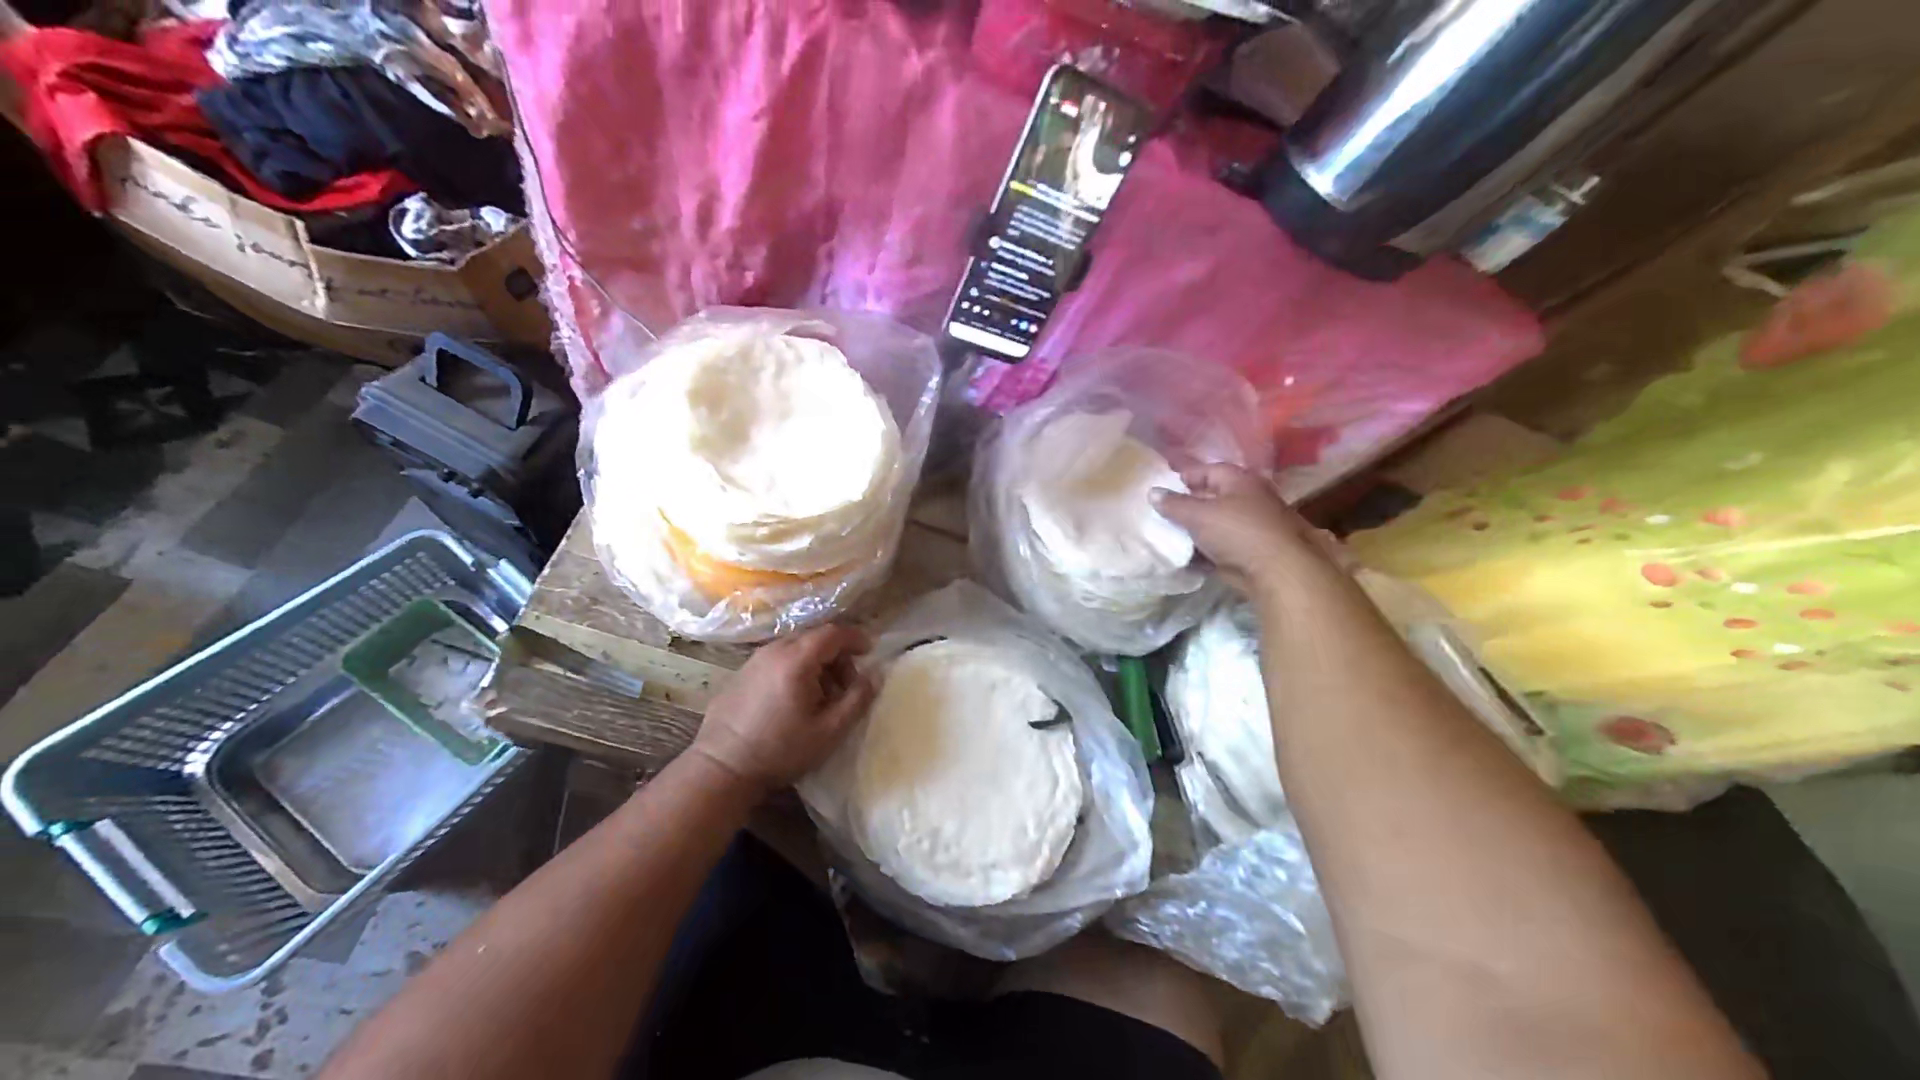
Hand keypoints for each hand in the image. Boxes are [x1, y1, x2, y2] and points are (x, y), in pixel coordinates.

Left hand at [688, 623, 875, 794]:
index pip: (833, 632)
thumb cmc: (780, 750)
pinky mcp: (740, 674)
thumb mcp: (829, 731)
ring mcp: (753, 661)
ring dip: (815, 663)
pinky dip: (794, 668)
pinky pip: (776, 659)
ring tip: (821, 696)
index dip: (855, 638)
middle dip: (837, 654)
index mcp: (797, 660)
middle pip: (814, 637)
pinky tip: (794, 699)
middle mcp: (774, 651)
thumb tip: (874, 676)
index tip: (869, 652)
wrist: (721, 767)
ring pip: (794, 648)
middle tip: (847, 683)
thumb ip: (857, 700)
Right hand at [1151, 463, 1345, 594]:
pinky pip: (1222, 547)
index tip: (1165, 486)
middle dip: (1189, 505)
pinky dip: (1205, 551)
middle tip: (1164, 513)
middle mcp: (1250, 499)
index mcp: (1241, 481)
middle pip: (1213, 498)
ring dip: (1195, 531)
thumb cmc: (1237, 531)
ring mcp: (1253, 527)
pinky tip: (1187, 558)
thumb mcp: (1198, 514)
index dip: (1186, 476)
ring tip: (1170, 537)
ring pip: (1217, 524)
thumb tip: (1153, 492)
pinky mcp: (1251, 552)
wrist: (1277, 571)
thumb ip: (1174, 504)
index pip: (1209, 470)